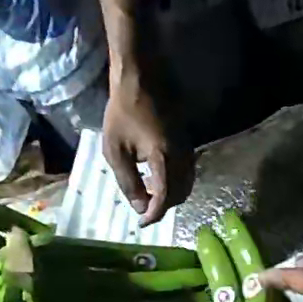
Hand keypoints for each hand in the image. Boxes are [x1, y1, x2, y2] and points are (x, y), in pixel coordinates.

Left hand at [102, 79, 191, 225]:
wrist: (141, 78)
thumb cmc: (123, 112)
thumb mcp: (116, 150)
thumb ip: (128, 181)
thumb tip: (139, 207)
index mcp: (164, 158)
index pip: (165, 197)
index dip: (154, 215)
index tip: (141, 223)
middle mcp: (182, 156)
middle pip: (179, 194)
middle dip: (162, 207)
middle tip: (143, 210)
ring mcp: (187, 148)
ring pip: (186, 183)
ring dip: (169, 195)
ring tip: (148, 195)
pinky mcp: (187, 141)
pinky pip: (186, 171)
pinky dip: (174, 182)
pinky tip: (156, 178)